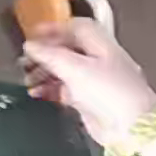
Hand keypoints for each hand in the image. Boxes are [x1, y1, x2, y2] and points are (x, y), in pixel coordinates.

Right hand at [21, 19, 155, 147]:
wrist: (130, 128)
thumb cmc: (110, 93)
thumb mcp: (76, 69)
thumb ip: (50, 55)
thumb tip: (31, 46)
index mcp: (101, 46)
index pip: (77, 28)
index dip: (55, 28)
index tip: (33, 34)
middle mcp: (99, 61)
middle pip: (68, 50)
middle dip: (45, 53)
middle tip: (26, 60)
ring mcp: (94, 81)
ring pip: (64, 70)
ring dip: (44, 72)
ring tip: (28, 79)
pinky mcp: (88, 101)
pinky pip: (64, 90)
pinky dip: (49, 89)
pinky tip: (37, 93)